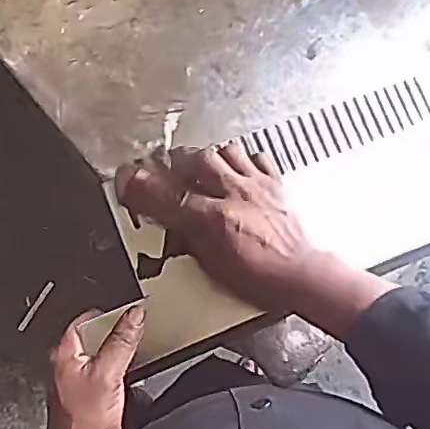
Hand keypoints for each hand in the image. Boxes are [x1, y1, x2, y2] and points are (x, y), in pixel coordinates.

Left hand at [41, 305, 145, 428]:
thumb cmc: (81, 425)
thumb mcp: (108, 375)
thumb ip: (122, 341)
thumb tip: (135, 315)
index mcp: (65, 351)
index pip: (88, 318)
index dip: (110, 312)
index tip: (131, 313)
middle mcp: (67, 364)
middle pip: (97, 336)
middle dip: (118, 336)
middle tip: (137, 336)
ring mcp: (78, 381)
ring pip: (103, 356)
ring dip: (121, 358)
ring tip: (135, 362)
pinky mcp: (89, 397)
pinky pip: (108, 376)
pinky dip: (121, 376)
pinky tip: (130, 385)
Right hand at [115, 142, 392, 336]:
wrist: (302, 276)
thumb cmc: (262, 278)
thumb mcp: (212, 264)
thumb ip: (186, 237)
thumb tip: (167, 221)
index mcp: (214, 219)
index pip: (167, 195)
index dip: (141, 186)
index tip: (127, 180)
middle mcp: (235, 195)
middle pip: (195, 160)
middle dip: (175, 163)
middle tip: (165, 171)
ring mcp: (257, 186)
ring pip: (225, 151)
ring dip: (208, 158)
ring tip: (201, 169)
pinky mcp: (275, 183)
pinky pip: (256, 157)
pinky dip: (242, 160)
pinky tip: (236, 171)